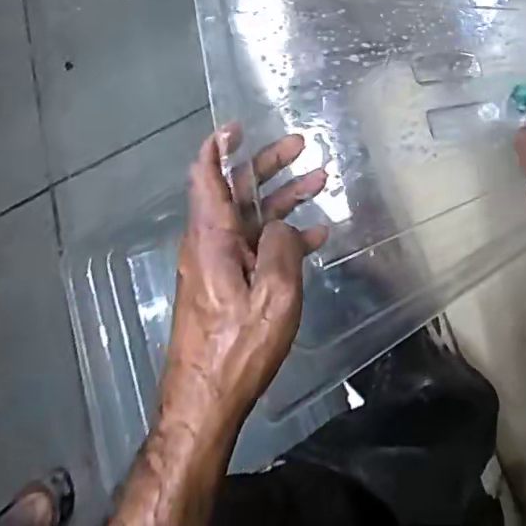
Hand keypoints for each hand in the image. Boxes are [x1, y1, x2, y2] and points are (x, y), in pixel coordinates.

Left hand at [158, 124, 328, 438]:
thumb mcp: (273, 295)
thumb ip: (281, 248)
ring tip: (319, 180)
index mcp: (212, 234)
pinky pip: (254, 246)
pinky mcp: (225, 284)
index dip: (219, 144)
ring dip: (281, 197)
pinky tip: (314, 236)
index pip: (206, 174)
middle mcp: (210, 240)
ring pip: (250, 215)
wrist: (205, 400)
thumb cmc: (237, 346)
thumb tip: (282, 226)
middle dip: (267, 163)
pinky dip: (281, 235)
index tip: (239, 124)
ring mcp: (217, 263)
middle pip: (236, 188)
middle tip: (300, 145)